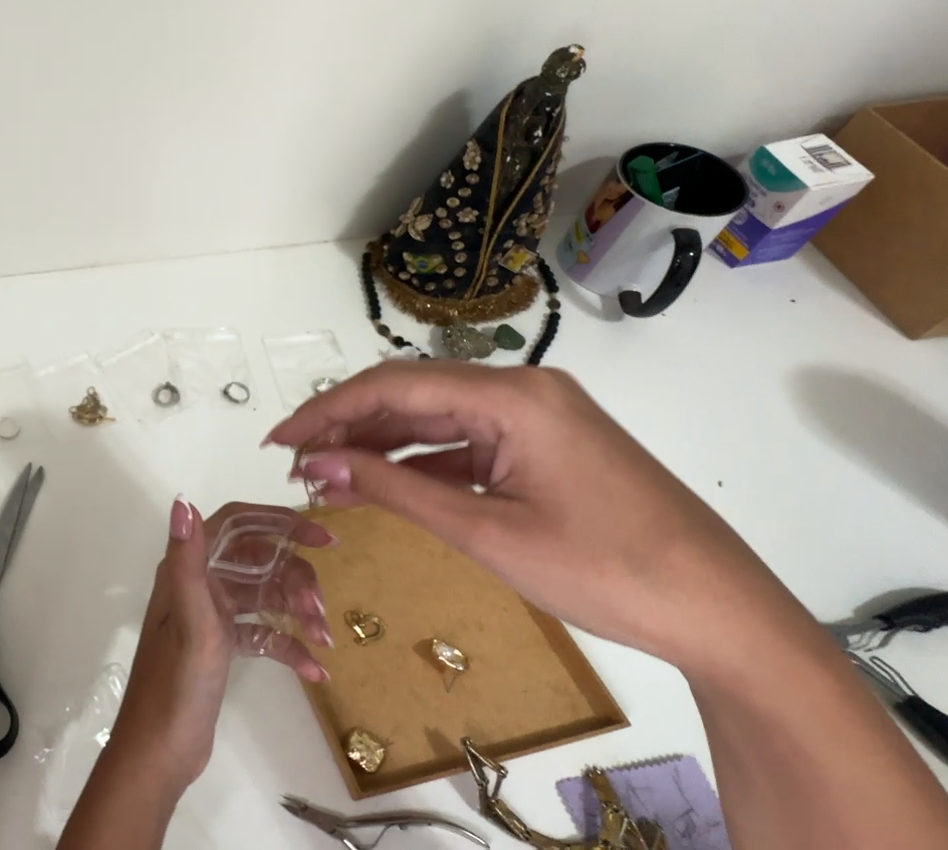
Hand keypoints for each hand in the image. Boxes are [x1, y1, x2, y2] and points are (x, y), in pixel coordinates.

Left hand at [107, 497, 334, 789]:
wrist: (160, 749)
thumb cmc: (175, 683)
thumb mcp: (191, 620)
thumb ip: (189, 560)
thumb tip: (182, 500)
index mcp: (187, 569)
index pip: (237, 524)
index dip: (278, 522)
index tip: (322, 539)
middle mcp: (199, 583)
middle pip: (259, 560)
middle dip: (295, 578)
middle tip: (320, 610)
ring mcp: (211, 615)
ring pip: (265, 596)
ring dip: (297, 612)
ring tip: (324, 639)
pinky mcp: (222, 645)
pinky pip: (264, 633)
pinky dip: (289, 646)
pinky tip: (316, 671)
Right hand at [263, 361, 810, 679]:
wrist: (724, 615)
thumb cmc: (606, 571)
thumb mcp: (487, 532)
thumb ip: (395, 490)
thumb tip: (317, 467)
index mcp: (513, 396)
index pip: (393, 387)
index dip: (326, 410)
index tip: (277, 440)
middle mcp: (521, 390)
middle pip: (410, 395)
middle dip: (345, 426)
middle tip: (293, 461)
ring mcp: (535, 416)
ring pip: (432, 418)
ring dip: (377, 445)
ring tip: (323, 474)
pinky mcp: (543, 444)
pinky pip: (463, 441)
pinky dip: (417, 461)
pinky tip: (379, 482)